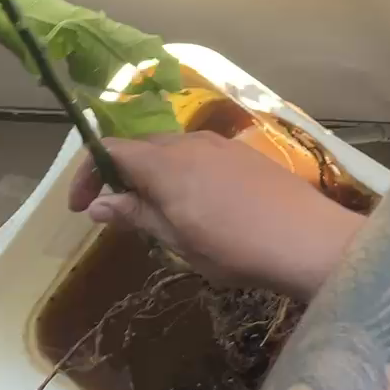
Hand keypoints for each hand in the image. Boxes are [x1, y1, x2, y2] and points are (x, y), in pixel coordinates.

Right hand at [66, 131, 360, 297]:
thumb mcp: (178, 240)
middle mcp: (192, 142)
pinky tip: (199, 206)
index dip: (87, 174)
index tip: (81, 207)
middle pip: (142, 147)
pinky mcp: (246, 154)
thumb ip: (137, 215)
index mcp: (166, 162)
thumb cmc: (236, 247)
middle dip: (121, 175)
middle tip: (120, 214)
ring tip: (160, 215)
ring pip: (173, 151)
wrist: (308, 238)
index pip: (110, 149)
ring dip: (155, 175)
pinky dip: (185, 174)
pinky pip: (202, 155)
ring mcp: (222, 145)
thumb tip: (98, 204)